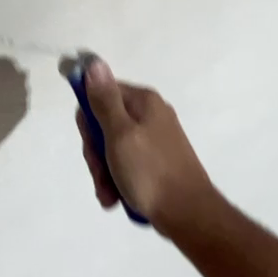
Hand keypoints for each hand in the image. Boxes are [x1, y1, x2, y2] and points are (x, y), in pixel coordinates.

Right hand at [74, 57, 215, 234]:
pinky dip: (118, 180)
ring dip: (104, 172)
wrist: (189, 214)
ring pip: (113, 147)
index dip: (89, 119)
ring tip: (109, 195)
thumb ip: (104, 100)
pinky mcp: (157, 162)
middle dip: (96, 152)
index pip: (100, 94)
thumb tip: (94, 62)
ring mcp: (155, 139)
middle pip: (105, 123)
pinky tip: (117, 198)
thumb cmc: (150, 172)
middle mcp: (150, 115)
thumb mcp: (119, 134)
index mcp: (143, 102)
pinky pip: (126, 164)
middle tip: (100, 173)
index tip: (90, 142)